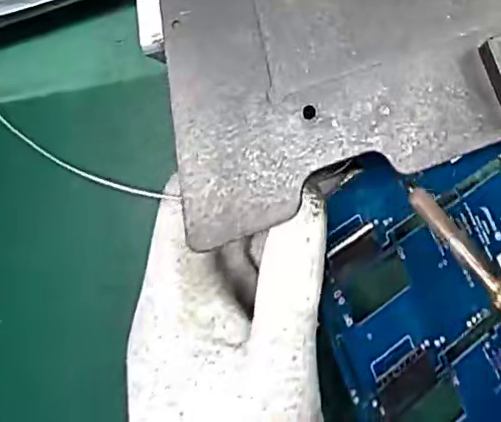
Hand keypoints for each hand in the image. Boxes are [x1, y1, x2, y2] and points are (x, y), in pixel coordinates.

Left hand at [126, 178, 325, 420]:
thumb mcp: (275, 365)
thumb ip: (294, 275)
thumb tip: (311, 193)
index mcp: (169, 302)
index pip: (185, 203)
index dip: (227, 163)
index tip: (279, 136)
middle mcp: (182, 302)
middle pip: (224, 221)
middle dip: (274, 194)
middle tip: (326, 168)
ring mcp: (208, 321)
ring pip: (249, 247)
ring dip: (288, 227)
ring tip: (331, 203)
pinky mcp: (232, 337)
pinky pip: (263, 279)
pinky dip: (292, 262)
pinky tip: (320, 252)